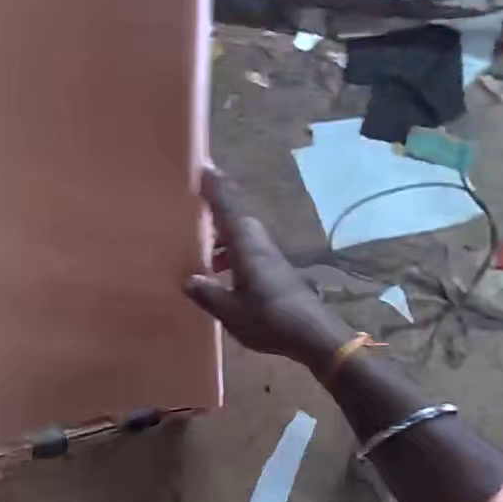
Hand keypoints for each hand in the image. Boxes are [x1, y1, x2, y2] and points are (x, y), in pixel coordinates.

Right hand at [184, 169, 355, 374]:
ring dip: (224, 242)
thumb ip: (207, 293)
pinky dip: (234, 258)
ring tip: (203, 257)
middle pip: (235, 221)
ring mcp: (271, 258)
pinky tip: (224, 279)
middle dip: (215, 219)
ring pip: (242, 239)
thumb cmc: (269, 319)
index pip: (226, 208)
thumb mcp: (230, 311)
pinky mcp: (278, 273)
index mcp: (245, 245)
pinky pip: (249, 254)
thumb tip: (188, 279)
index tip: (203, 167)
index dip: (214, 188)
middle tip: (192, 222)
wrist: (313, 334)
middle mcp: (259, 244)